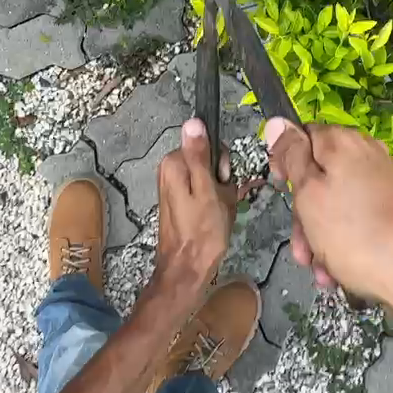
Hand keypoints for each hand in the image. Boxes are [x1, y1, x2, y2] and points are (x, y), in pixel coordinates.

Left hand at [153, 118, 236, 297]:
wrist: (188, 270)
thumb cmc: (202, 233)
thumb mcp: (207, 191)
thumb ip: (201, 155)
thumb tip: (194, 121)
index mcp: (174, 163)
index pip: (209, 144)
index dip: (222, 164)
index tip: (222, 183)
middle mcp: (169, 170)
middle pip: (209, 159)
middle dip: (222, 179)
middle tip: (221, 201)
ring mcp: (174, 186)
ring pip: (210, 177)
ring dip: (221, 193)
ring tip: (219, 212)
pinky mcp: (181, 200)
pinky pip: (205, 191)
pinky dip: (215, 202)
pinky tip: (216, 217)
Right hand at [264, 118, 392, 316]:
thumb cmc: (356, 234)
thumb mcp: (308, 192)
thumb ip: (291, 155)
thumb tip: (277, 121)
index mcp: (342, 141)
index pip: (301, 136)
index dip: (285, 162)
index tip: (280, 188)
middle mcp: (366, 153)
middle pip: (318, 174)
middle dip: (303, 211)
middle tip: (301, 244)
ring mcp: (384, 181)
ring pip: (336, 201)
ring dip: (320, 233)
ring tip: (320, 267)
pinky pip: (358, 218)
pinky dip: (345, 240)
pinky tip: (339, 270)